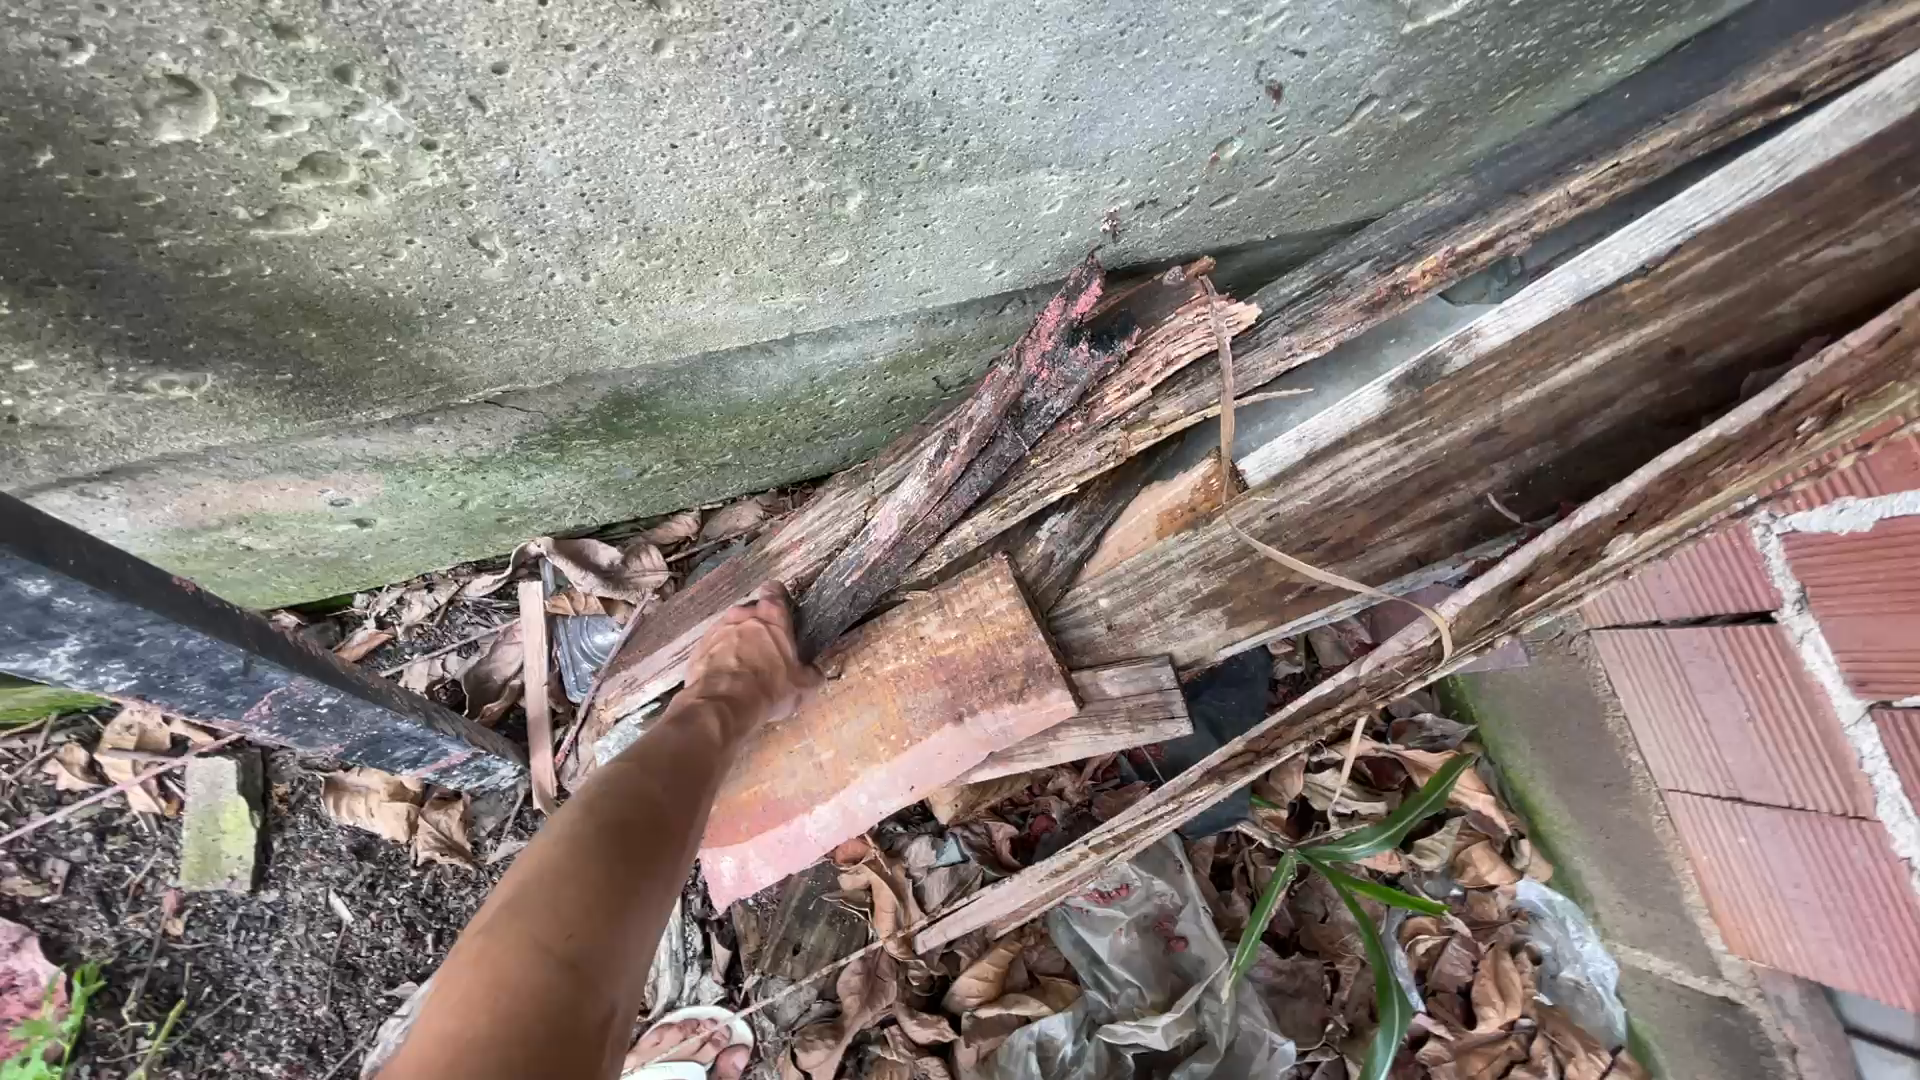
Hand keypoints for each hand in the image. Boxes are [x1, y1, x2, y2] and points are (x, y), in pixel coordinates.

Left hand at [681, 581, 821, 741]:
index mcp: (773, 617)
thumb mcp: (803, 686)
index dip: (777, 599)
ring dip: (736, 643)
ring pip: (730, 630)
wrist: (722, 706)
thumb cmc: (768, 689)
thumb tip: (813, 673)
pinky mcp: (698, 649)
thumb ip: (810, 674)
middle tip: (765, 651)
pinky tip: (726, 679)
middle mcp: (743, 616)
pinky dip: (718, 659)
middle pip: (751, 612)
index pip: (774, 591)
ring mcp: (717, 631)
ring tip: (744, 669)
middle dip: (757, 627)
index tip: (780, 612)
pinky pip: (712, 649)